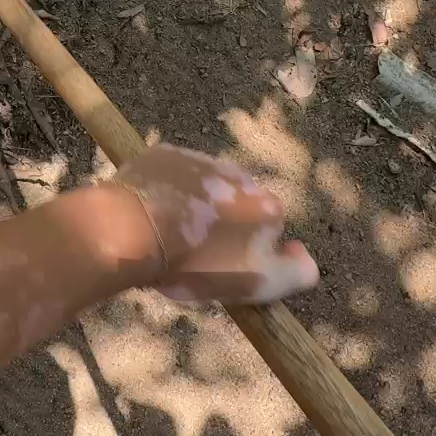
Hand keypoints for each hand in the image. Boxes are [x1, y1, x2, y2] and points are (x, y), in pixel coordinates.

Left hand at [111, 144, 318, 303]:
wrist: (131, 229)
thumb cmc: (195, 262)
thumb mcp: (257, 282)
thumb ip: (296, 272)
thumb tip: (303, 255)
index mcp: (267, 205)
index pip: (270, 227)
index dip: (249, 247)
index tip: (223, 262)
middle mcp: (241, 175)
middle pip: (239, 201)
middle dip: (224, 219)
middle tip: (195, 246)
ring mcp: (201, 160)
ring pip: (208, 185)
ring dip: (198, 201)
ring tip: (171, 228)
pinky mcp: (165, 153)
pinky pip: (175, 172)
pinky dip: (170, 187)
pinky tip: (153, 207)